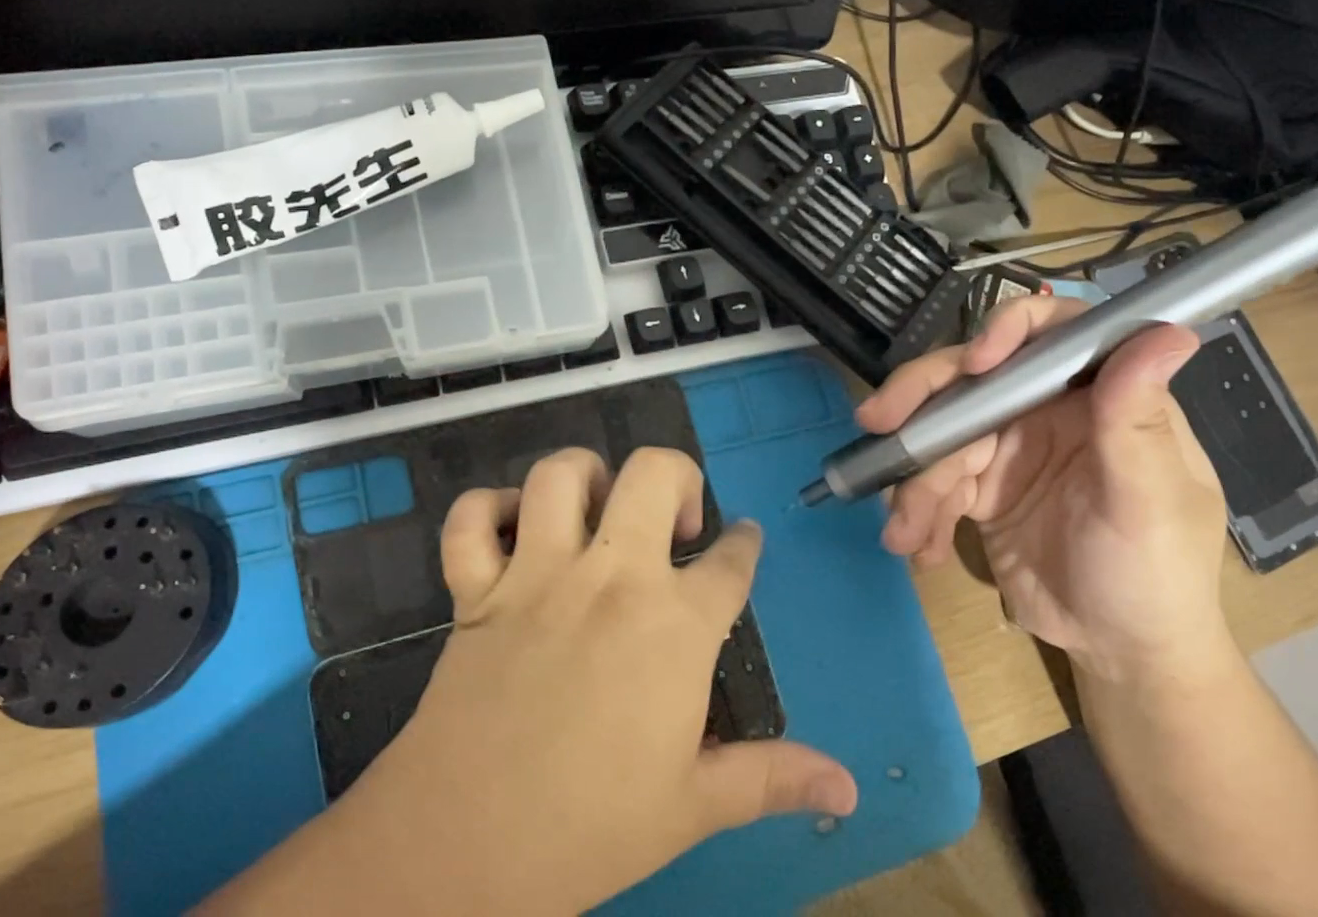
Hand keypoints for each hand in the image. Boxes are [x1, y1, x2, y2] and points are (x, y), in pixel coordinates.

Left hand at [315, 448, 855, 915]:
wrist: (468, 842)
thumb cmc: (593, 826)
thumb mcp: (695, 805)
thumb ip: (773, 779)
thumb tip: (849, 789)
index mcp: (675, 626)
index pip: (731, 562)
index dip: (743, 545)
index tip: (741, 541)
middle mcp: (611, 579)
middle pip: (653, 475)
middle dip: (677, 479)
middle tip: (675, 524)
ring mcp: (536, 576)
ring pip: (561, 475)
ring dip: (586, 476)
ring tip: (599, 510)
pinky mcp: (474, 590)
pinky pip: (471, 520)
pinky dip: (488, 508)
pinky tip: (511, 528)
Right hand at [856, 297, 1230, 680]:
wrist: (1116, 652)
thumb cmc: (1156, 576)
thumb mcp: (1149, 503)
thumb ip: (1136, 423)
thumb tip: (1166, 332)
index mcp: (1100, 399)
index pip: (1055, 335)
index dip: (1009, 331)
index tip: (974, 363)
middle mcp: (1049, 412)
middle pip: (974, 378)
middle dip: (921, 400)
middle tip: (875, 422)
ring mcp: (1008, 451)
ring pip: (941, 435)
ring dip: (914, 482)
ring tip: (905, 532)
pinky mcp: (978, 490)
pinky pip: (932, 484)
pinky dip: (917, 513)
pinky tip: (920, 548)